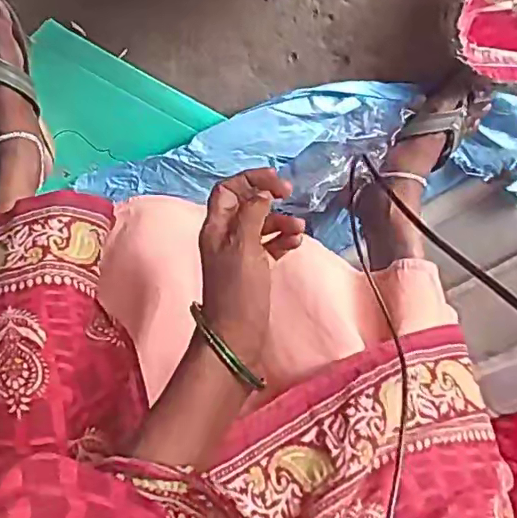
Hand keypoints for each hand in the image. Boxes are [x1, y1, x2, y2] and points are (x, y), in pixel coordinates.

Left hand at [197, 168, 305, 372]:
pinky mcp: (253, 269)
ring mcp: (239, 253)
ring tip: (300, 228)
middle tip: (289, 195)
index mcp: (216, 227)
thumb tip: (262, 193)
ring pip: (260, 223)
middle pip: (245, 203)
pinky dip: (282, 239)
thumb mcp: (244, 247)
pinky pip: (268, 244)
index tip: (277, 182)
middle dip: (267, 196)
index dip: (251, 179)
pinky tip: (295, 243)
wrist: (236, 338)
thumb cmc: (238, 291)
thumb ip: (252, 214)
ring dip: (280, 220)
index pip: (228, 189)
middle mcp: (225, 236)